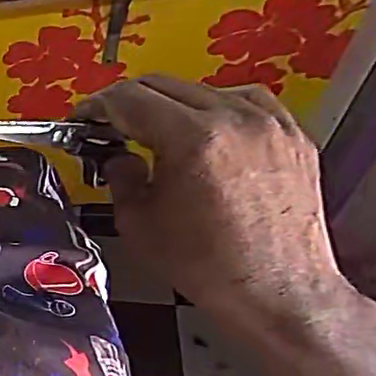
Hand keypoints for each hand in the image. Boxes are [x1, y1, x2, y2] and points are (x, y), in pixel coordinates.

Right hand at [76, 76, 361, 334]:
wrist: (276, 290)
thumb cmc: (205, 263)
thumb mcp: (138, 222)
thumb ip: (121, 177)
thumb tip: (118, 158)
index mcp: (192, 139)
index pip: (130, 99)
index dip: (96, 106)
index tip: (82, 119)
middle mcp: (236, 120)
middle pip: (165, 85)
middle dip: (127, 102)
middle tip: (108, 125)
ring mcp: (271, 125)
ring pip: (204, 89)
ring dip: (170, 104)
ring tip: (155, 132)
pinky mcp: (293, 137)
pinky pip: (245, 102)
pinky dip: (214, 110)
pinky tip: (202, 133)